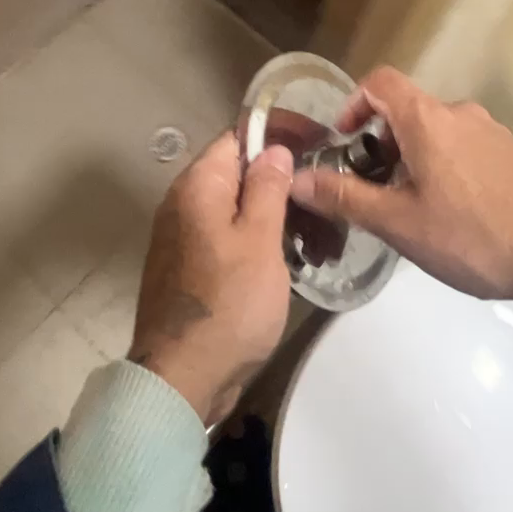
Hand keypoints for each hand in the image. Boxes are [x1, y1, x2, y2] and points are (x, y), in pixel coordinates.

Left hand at [130, 132, 294, 425]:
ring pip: (241, 209)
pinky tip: (296, 264)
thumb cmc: (228, 304)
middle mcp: (185, 202)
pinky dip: (264, 243)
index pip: (238, 136)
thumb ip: (266, 188)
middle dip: (289, 185)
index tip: (320, 142)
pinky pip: (232, 238)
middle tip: (330, 208)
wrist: (182, 377)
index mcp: (198, 186)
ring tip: (323, 247)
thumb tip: (273, 148)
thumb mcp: (258, 241)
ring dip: (282, 219)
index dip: (280, 133)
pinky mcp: (193, 266)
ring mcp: (187, 236)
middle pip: (242, 173)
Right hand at [289, 66, 512, 307]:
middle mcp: (459, 113)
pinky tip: (452, 212)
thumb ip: (345, 197)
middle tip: (374, 189)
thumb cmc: (472, 236)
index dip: (353, 104)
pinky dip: (444, 165)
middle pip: (405, 110)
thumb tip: (295, 179)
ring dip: (412, 156)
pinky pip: (464, 146)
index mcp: (427, 119)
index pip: (379, 82)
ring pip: (435, 131)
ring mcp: (491, 131)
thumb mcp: (399, 223)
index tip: (344, 141)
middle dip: (380, 143)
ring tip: (411, 206)